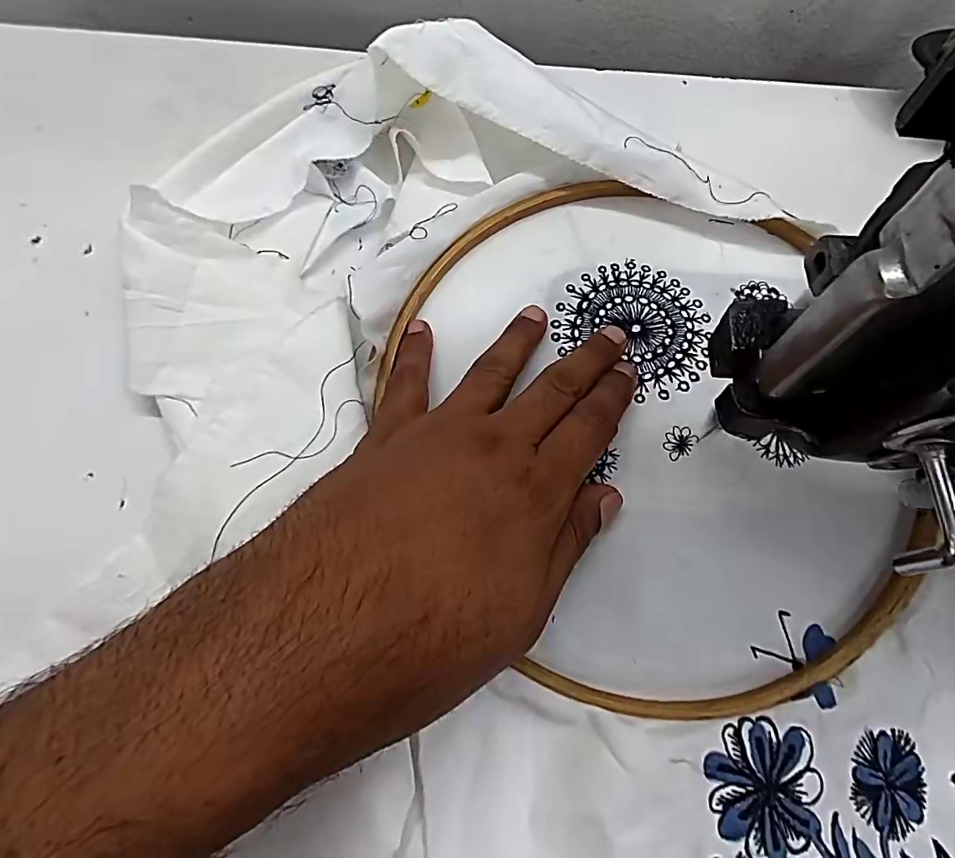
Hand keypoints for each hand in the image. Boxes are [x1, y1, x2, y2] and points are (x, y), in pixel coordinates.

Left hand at [232, 305, 634, 765]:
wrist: (327, 629)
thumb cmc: (436, 637)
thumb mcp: (522, 611)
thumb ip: (566, 545)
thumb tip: (604, 496)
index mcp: (535, 491)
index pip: (588, 431)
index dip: (612, 399)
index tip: (627, 373)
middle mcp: (494, 448)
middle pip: (553, 391)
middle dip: (586, 361)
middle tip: (608, 335)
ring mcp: (438, 435)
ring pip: (489, 374)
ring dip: (516, 341)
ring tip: (535, 316)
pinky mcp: (386, 437)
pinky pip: (405, 383)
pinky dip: (415, 353)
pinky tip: (422, 330)